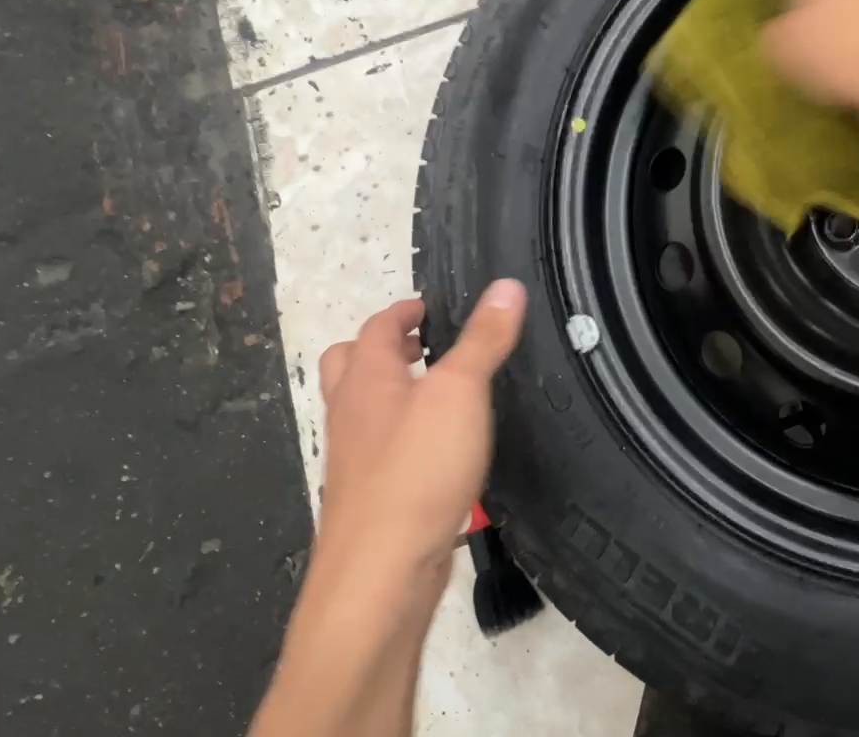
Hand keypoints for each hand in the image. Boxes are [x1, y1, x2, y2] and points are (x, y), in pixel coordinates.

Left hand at [312, 279, 526, 589]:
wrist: (379, 573)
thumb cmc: (417, 470)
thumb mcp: (460, 392)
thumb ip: (483, 340)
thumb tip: (506, 286)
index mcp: (367, 380)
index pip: (377, 328)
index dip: (406, 311)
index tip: (434, 306)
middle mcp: (352, 414)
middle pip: (352, 365)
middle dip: (387, 348)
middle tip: (430, 344)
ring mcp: (357, 458)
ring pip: (367, 409)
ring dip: (397, 391)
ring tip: (444, 392)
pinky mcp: (372, 495)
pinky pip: (385, 447)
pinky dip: (408, 433)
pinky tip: (444, 450)